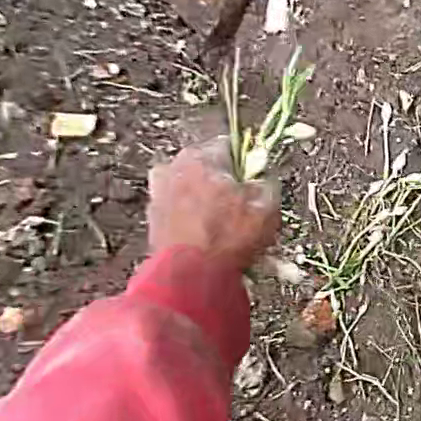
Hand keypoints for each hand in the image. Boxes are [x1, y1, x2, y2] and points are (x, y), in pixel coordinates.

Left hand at [147, 138, 279, 270]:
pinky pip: (182, 208)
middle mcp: (172, 166)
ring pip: (194, 187)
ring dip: (209, 198)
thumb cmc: (232, 234)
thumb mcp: (268, 204)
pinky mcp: (153, 217)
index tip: (260, 179)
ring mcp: (158, 192)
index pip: (231, 146)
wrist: (191, 274)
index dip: (250, 163)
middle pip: (209, 167)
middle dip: (226, 180)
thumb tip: (264, 175)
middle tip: (247, 203)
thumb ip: (267, 181)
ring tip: (229, 221)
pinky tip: (211, 233)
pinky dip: (196, 216)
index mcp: (200, 157)